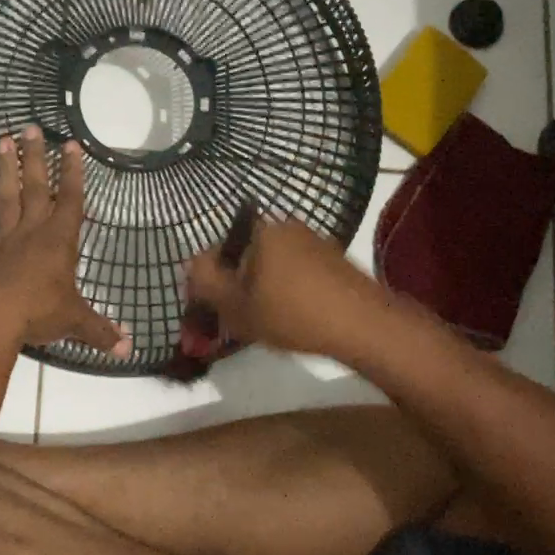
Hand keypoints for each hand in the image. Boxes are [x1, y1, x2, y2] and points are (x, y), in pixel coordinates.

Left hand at [0, 127, 129, 355]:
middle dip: (35, 157)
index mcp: (60, 240)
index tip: (71, 145)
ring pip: (5, 198)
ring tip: (1, 140)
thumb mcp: (76, 321)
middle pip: (35, 187)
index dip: (72, 172)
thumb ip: (100, 331)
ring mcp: (4, 240)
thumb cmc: (41, 312)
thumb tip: (127, 349)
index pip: (70, 199)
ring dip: (4, 170)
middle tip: (31, 127)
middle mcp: (32, 232)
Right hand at [183, 217, 385, 355]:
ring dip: (253, 294)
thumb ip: (204, 282)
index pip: (213, 254)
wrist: (363, 324)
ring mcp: (311, 241)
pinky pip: (290, 275)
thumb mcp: (235, 305)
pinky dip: (279, 293)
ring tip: (253, 328)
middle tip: (226, 326)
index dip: (202, 287)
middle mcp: (284, 226)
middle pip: (241, 260)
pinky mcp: (330, 260)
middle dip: (229, 291)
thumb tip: (191, 264)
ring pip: (265, 269)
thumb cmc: (291, 313)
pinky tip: (283, 320)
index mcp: (258, 229)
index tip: (204, 316)